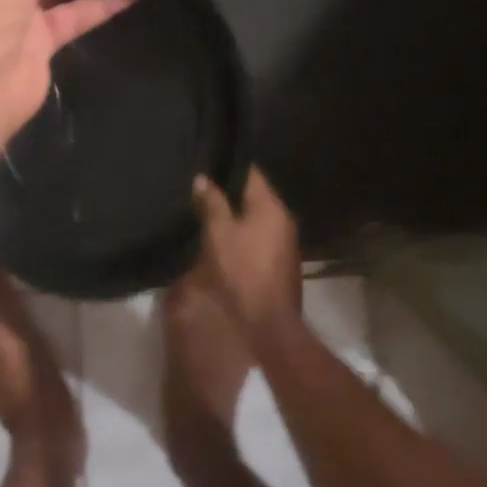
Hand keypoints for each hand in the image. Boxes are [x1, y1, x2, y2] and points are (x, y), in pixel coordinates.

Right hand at [192, 168, 301, 343]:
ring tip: (206, 210)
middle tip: (201, 187)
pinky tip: (222, 237)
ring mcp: (285, 242)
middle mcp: (283, 220)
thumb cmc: (241, 271)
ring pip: (256, 218)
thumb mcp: (219, 233)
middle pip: (254, 196)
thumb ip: (212, 203)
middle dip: (229, 192)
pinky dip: (241, 233)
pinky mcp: (280, 262)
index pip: (252, 173)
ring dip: (235, 214)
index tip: (208, 162)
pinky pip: (258, 236)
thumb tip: (203, 179)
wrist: (268, 324)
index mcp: (272, 207)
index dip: (229, 166)